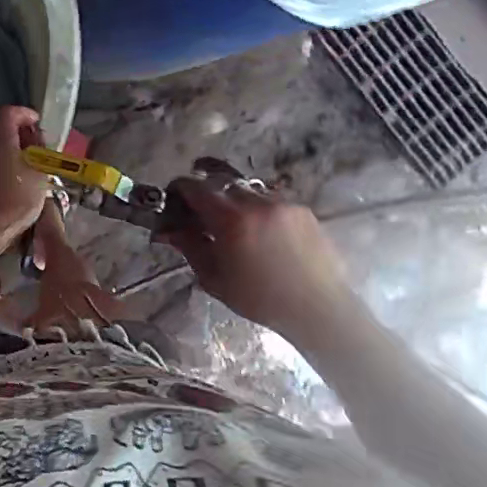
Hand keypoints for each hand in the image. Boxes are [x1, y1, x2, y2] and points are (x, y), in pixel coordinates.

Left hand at [0, 106, 49, 248]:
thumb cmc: (17, 199)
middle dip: (12, 122)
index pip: (9, 112)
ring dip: (4, 137)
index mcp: (0, 138)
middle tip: (29, 135)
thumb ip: (40, 151)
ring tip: (23, 151)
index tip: (37, 123)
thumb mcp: (39, 173)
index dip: (25, 113)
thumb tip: (37, 140)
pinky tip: (11, 165)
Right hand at [159, 175, 362, 337]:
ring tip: (230, 219)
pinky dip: (255, 207)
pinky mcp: (302, 210)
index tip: (172, 198)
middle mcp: (256, 202)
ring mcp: (282, 203)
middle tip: (197, 206)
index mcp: (231, 219)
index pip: (195, 187)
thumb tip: (168, 230)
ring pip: (246, 187)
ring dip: (231, 196)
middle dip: (204, 188)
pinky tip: (258, 229)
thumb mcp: (214, 278)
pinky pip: (269, 199)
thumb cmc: (260, 299)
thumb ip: (189, 247)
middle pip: (220, 179)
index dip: (179, 189)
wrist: (318, 308)